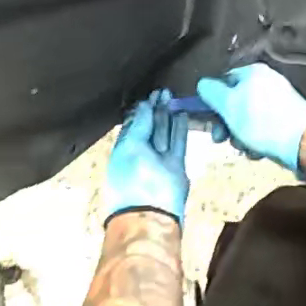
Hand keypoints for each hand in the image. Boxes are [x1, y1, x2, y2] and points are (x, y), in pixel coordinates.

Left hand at [104, 89, 190, 223]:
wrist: (150, 214)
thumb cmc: (133, 178)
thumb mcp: (129, 147)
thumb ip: (139, 125)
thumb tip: (145, 105)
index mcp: (124, 150)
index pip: (133, 125)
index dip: (141, 110)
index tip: (149, 96)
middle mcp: (142, 154)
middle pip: (150, 127)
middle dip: (155, 109)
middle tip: (162, 92)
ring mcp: (159, 161)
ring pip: (164, 133)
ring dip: (168, 115)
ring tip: (171, 98)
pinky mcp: (175, 167)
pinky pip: (178, 143)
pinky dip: (180, 128)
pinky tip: (182, 114)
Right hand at [195, 63, 305, 173]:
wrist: (305, 142)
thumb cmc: (261, 121)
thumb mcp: (227, 105)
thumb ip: (210, 92)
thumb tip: (202, 84)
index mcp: (253, 72)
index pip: (222, 81)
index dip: (212, 101)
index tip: (208, 120)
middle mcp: (268, 81)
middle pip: (235, 101)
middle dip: (226, 123)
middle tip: (221, 139)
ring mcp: (280, 100)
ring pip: (248, 117)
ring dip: (240, 134)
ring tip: (245, 149)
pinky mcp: (289, 118)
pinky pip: (264, 126)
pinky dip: (257, 138)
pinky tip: (258, 152)